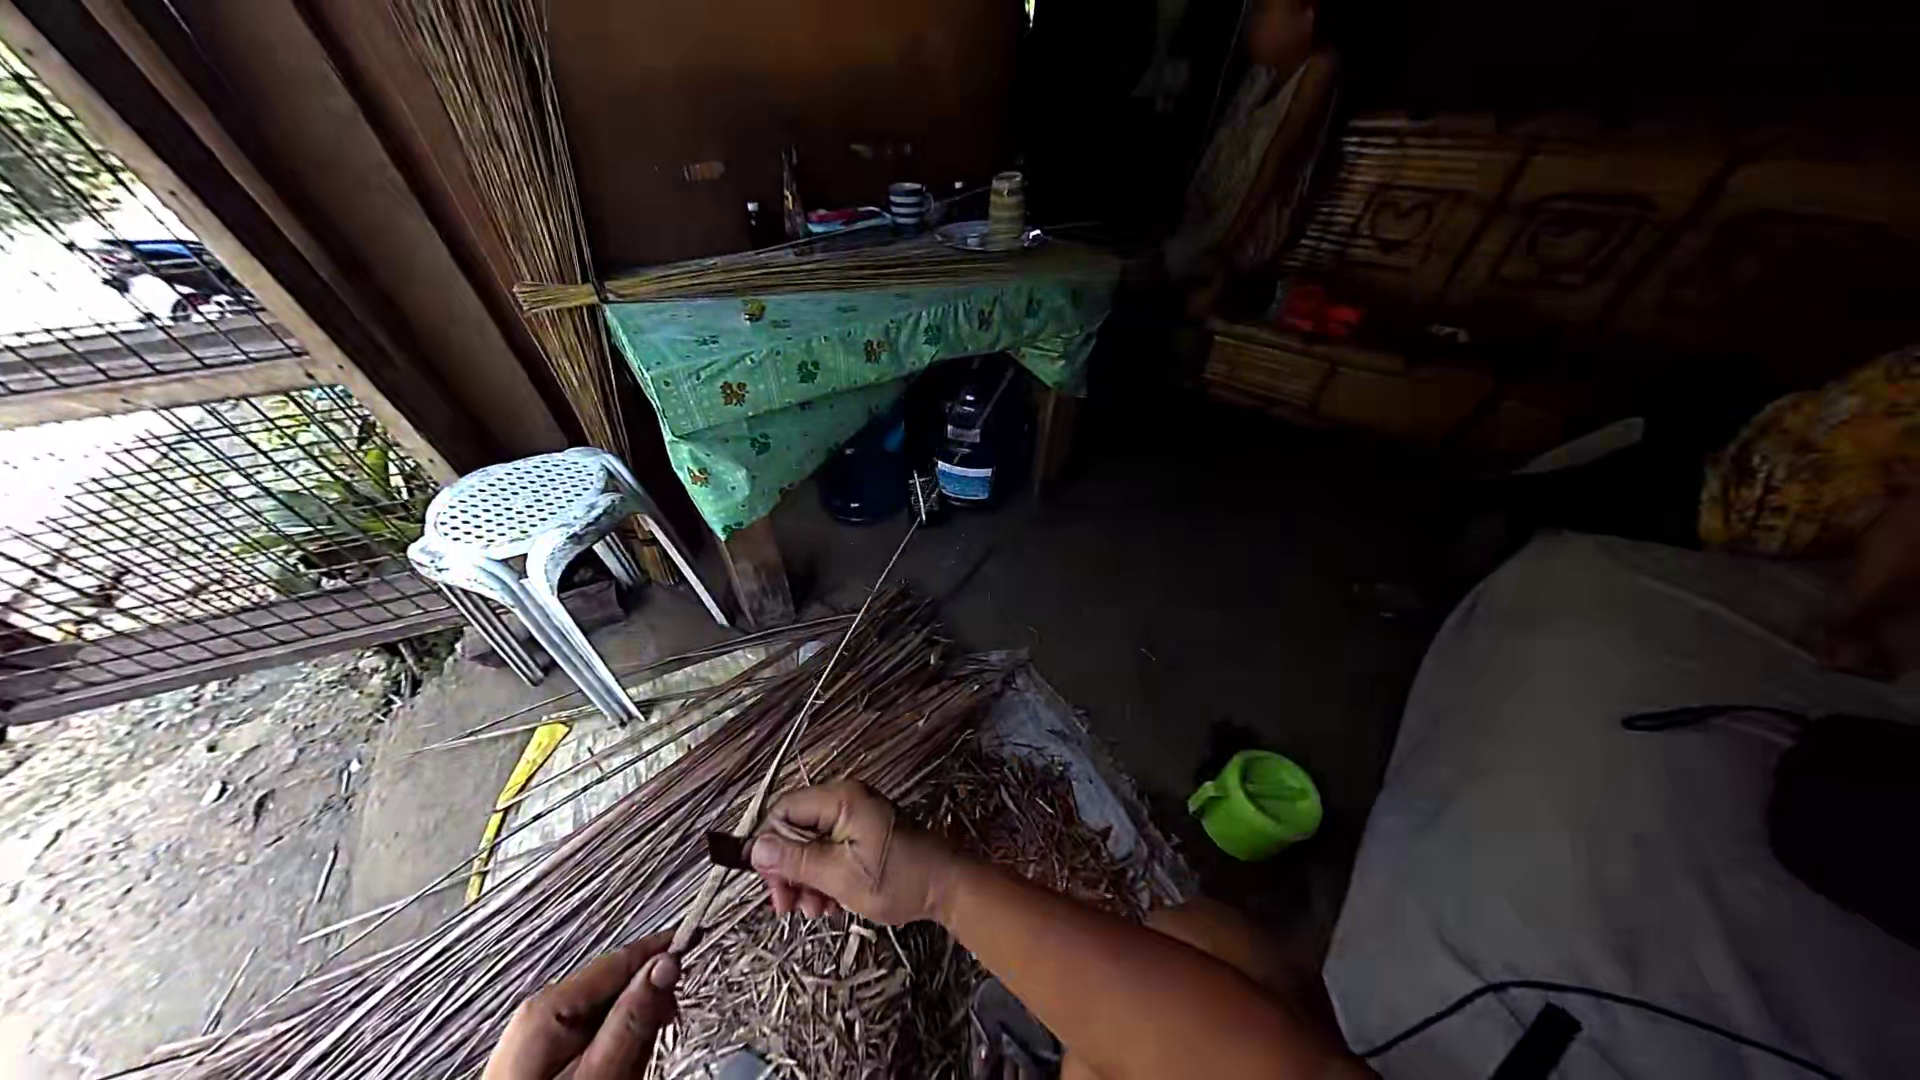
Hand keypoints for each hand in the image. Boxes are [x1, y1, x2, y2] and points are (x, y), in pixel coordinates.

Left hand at [483, 930, 679, 1079]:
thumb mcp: (600, 1079)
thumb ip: (633, 1019)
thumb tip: (666, 963)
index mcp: (549, 1007)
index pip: (622, 957)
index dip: (663, 951)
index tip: (698, 942)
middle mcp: (540, 1013)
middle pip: (616, 984)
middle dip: (644, 1008)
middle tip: (657, 1041)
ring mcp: (538, 1038)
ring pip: (607, 1014)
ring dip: (630, 1036)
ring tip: (628, 1074)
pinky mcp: (541, 1061)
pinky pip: (591, 1039)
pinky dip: (612, 1052)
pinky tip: (614, 1077)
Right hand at [749, 780, 961, 925]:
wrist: (945, 887)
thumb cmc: (897, 879)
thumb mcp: (841, 876)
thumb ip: (797, 861)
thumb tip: (754, 848)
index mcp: (841, 798)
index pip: (784, 809)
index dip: (769, 846)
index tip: (771, 885)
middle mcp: (845, 800)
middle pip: (795, 828)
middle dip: (788, 869)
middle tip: (788, 907)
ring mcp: (855, 816)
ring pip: (810, 843)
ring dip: (805, 878)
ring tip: (814, 910)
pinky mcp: (862, 833)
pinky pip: (829, 849)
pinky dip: (823, 876)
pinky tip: (829, 903)